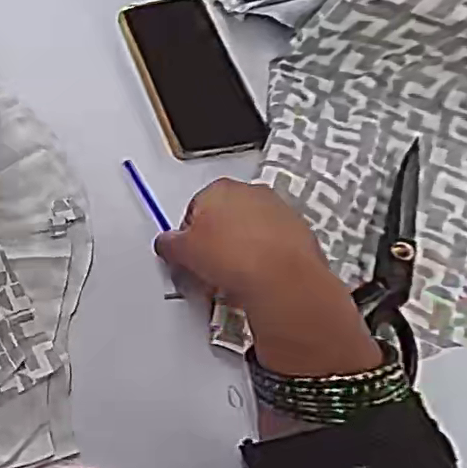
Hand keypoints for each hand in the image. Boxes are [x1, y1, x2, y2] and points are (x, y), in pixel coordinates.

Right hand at [153, 179, 336, 307]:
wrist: (281, 280)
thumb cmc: (234, 257)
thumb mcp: (181, 253)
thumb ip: (168, 243)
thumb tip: (167, 244)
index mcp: (219, 188)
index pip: (193, 208)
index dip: (187, 236)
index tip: (187, 253)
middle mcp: (251, 192)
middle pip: (222, 216)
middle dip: (213, 239)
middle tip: (205, 265)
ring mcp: (278, 209)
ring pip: (247, 230)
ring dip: (237, 248)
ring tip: (229, 275)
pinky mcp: (298, 231)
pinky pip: (270, 243)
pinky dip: (261, 257)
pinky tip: (252, 277)